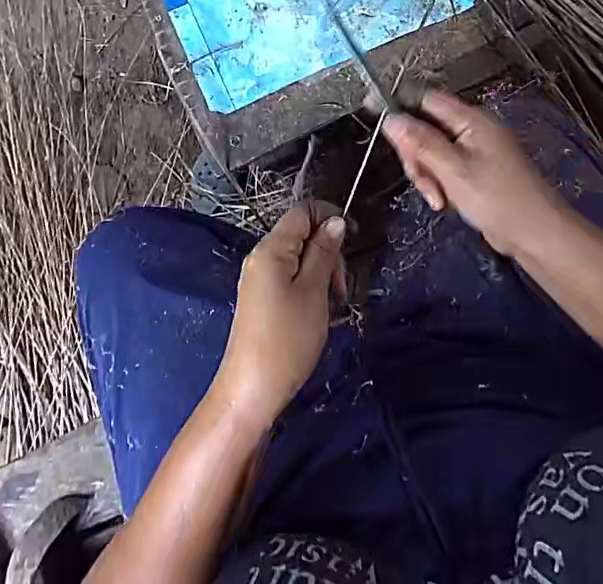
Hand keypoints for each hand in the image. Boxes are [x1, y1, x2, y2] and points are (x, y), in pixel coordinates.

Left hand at [211, 202, 345, 425]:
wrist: (251, 391)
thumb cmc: (286, 339)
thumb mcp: (313, 292)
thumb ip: (324, 252)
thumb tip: (335, 221)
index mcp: (270, 249)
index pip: (302, 212)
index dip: (329, 217)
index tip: (351, 241)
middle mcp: (261, 258)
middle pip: (302, 235)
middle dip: (328, 254)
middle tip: (340, 288)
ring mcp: (260, 279)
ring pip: (300, 260)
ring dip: (322, 276)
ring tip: (332, 307)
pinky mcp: (263, 300)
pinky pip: (291, 280)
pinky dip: (310, 291)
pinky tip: (321, 316)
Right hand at [382, 91, 566, 255]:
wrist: (536, 235)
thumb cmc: (498, 199)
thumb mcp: (453, 170)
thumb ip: (420, 142)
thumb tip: (391, 119)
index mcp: (471, 120)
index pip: (426, 99)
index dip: (401, 106)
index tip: (380, 122)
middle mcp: (472, 130)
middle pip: (425, 127)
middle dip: (416, 154)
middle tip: (421, 178)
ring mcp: (474, 151)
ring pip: (431, 152)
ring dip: (426, 174)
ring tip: (437, 198)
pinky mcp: (474, 172)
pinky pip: (443, 169)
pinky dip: (439, 184)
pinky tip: (445, 202)